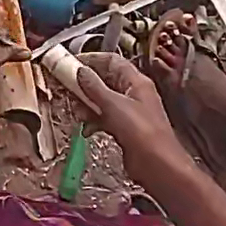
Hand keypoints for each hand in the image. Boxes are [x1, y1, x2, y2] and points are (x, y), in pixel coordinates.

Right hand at [75, 52, 200, 190]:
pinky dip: (93, 121)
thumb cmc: (142, 133)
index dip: (91, 59)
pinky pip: (104, 118)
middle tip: (67, 89)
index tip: (70, 63)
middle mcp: (133, 94)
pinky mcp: (124, 129)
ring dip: (87, 105)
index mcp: (136, 82)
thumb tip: (80, 71)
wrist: (158, 166)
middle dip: (85, 85)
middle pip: (104, 80)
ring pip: (102, 100)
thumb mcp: (114, 105)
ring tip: (77, 112)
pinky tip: (87, 129)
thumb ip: (94, 87)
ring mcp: (129, 112)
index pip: (111, 61)